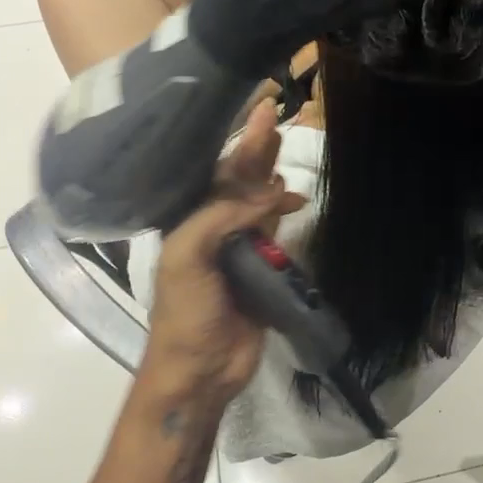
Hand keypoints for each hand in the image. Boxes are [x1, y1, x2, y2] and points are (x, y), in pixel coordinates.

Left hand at [144, 100, 305, 404]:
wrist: (202, 369)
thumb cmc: (186, 312)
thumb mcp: (187, 257)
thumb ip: (220, 217)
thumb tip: (269, 192)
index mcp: (186, 221)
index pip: (213, 173)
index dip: (234, 144)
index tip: (255, 113)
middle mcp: (211, 227)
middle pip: (237, 181)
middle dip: (255, 149)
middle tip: (274, 115)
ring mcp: (237, 247)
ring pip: (257, 201)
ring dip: (270, 174)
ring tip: (285, 142)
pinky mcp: (261, 268)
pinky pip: (273, 230)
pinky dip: (283, 211)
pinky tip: (295, 197)